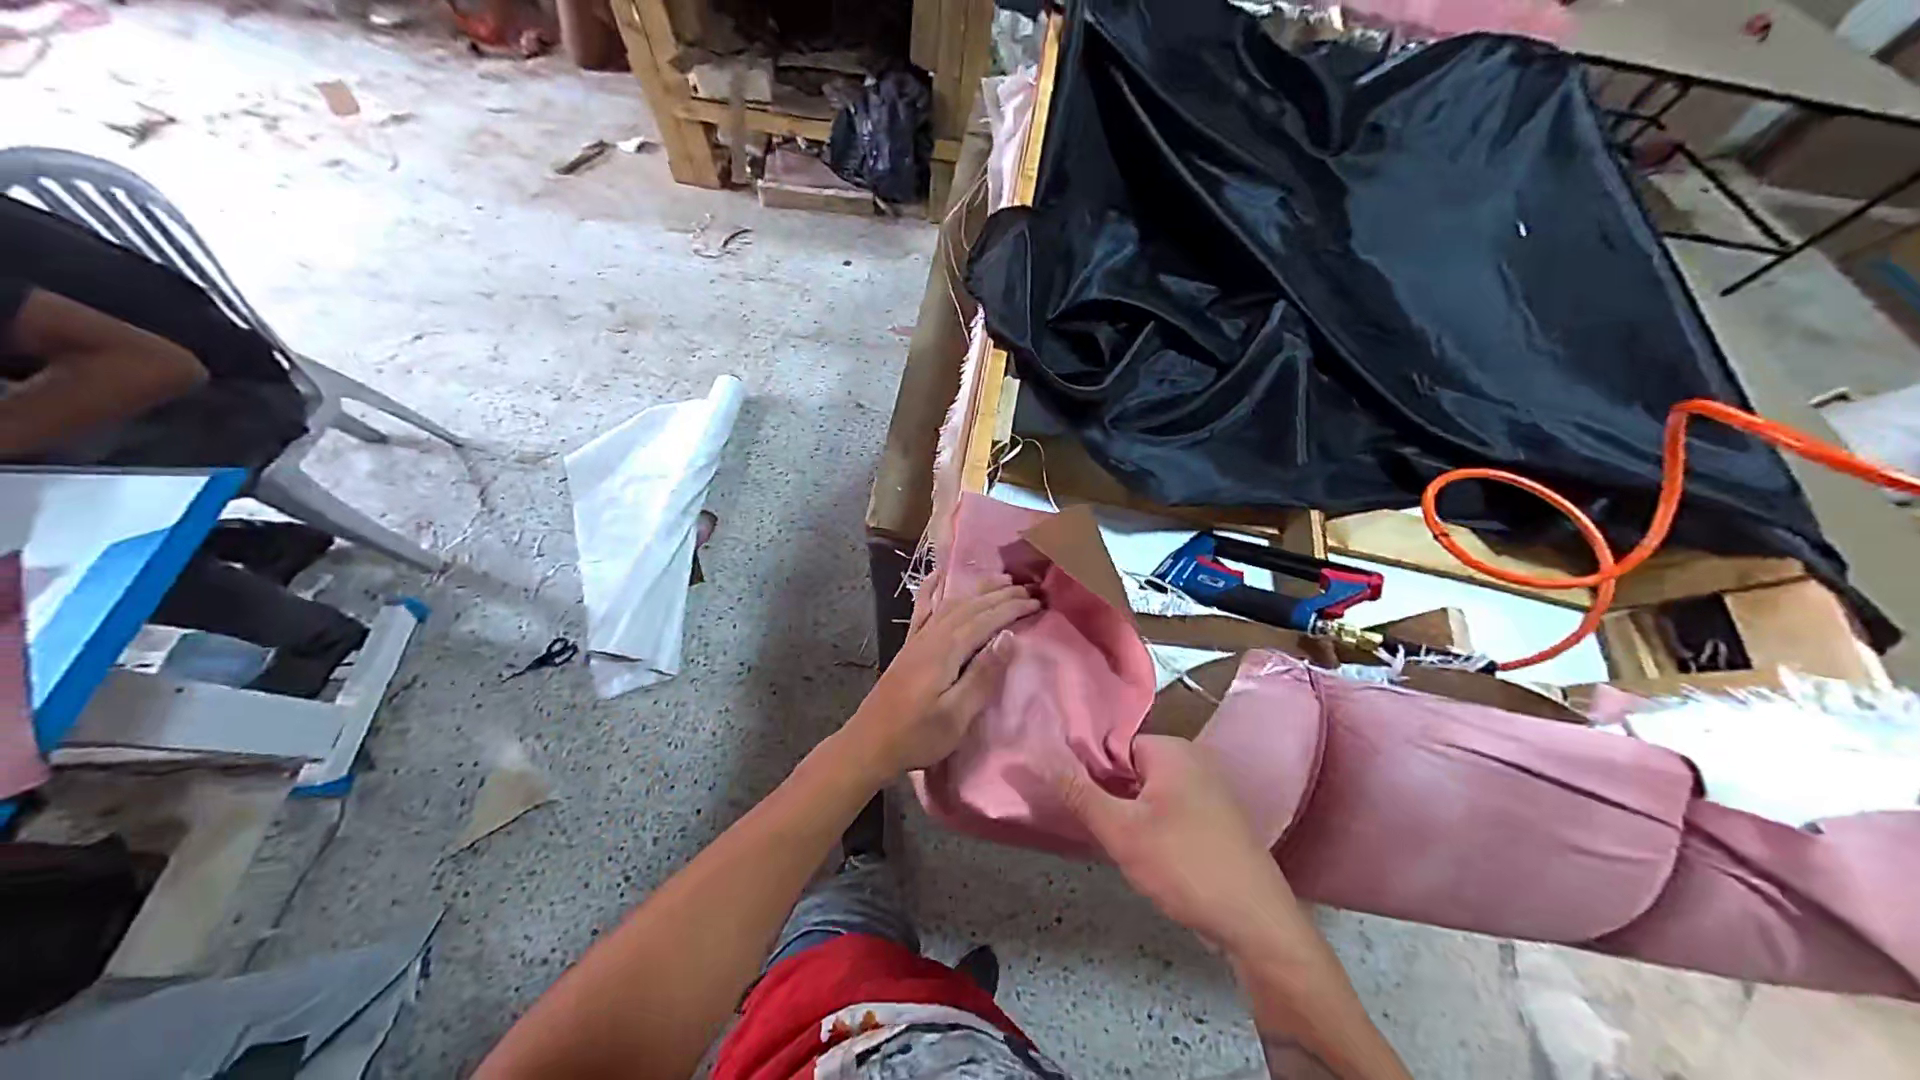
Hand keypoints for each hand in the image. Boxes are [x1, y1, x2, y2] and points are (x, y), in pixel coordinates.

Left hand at [841, 575, 1038, 777]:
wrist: (869, 743)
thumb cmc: (917, 735)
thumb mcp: (956, 715)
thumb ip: (983, 676)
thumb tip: (1008, 637)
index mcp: (946, 650)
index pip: (986, 619)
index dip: (1013, 608)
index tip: (1038, 602)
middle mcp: (932, 635)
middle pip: (971, 605)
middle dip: (1002, 594)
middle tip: (1031, 589)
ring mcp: (918, 638)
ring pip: (952, 603)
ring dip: (979, 590)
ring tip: (1003, 581)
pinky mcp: (909, 646)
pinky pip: (923, 608)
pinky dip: (933, 588)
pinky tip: (937, 576)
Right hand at [1060, 735, 1298, 953]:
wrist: (1256, 924)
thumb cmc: (1184, 866)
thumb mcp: (1120, 830)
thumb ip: (1078, 792)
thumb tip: (1038, 757)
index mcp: (1172, 749)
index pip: (1113, 745)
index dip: (1090, 771)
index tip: (1075, 800)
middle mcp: (1194, 761)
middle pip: (1131, 768)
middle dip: (1110, 796)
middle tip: (1098, 828)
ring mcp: (1210, 792)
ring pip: (1149, 794)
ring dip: (1130, 816)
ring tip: (1121, 845)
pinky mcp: (1217, 821)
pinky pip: (1171, 811)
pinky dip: (1154, 828)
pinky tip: (1148, 858)